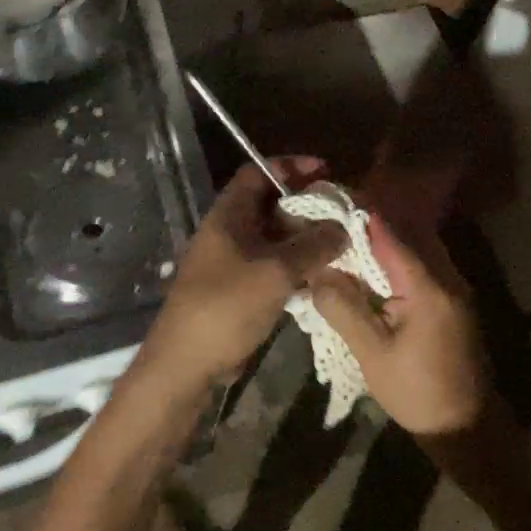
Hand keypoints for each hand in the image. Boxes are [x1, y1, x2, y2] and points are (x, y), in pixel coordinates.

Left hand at [141, 158, 345, 388]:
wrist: (187, 363)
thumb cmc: (226, 306)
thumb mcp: (276, 270)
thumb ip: (313, 245)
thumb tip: (342, 228)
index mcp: (228, 215)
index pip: (258, 172)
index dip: (290, 167)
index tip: (325, 172)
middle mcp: (229, 232)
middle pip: (270, 205)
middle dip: (306, 206)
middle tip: (341, 214)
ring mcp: (232, 262)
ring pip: (274, 238)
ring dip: (305, 239)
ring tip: (340, 244)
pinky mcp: (239, 290)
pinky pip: (273, 266)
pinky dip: (297, 265)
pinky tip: (322, 275)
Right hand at [308, 216, 489, 436]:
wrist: (465, 425)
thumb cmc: (416, 392)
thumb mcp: (371, 353)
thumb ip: (344, 308)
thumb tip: (318, 271)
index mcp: (428, 286)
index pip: (390, 234)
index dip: (358, 215)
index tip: (328, 203)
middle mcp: (447, 276)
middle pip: (408, 231)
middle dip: (371, 222)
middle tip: (333, 221)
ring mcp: (454, 287)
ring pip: (418, 245)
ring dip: (385, 239)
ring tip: (346, 241)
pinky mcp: (452, 300)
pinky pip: (424, 264)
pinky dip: (398, 257)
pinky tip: (371, 269)